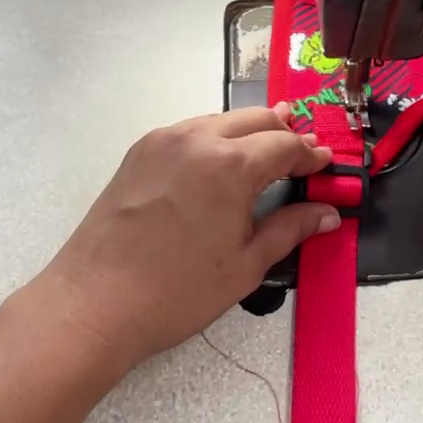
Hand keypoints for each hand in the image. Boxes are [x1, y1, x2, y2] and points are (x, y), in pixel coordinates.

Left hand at [33, 104, 338, 371]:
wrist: (94, 303)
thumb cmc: (176, 293)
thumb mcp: (245, 265)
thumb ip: (291, 229)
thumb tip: (327, 214)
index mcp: (230, 165)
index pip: (285, 145)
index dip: (311, 155)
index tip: (325, 165)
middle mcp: (197, 139)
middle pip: (256, 118)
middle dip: (284, 134)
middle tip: (301, 159)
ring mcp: (164, 140)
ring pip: (221, 120)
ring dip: (249, 133)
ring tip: (265, 158)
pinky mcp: (140, 151)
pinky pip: (191, 131)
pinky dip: (215, 140)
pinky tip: (220, 166)